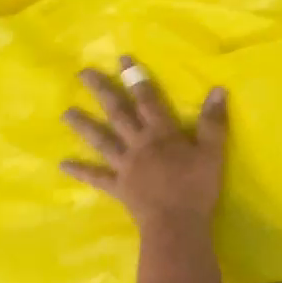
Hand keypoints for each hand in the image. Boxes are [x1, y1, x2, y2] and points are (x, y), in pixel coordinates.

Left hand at [61, 58, 227, 232]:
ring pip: (101, 141)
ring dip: (83, 126)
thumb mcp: (212, 152)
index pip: (148, 99)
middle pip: (118, 113)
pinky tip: (63, 164)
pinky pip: (96, 176)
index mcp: (162, 134)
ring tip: (66, 112)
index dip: (136, 78)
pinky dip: (80, 170)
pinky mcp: (118, 187)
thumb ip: (213, 122)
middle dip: (102, 92)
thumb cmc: (196, 187)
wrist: (176, 223)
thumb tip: (218, 89)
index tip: (122, 58)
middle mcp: (139, 144)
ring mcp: (125, 166)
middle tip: (83, 73)